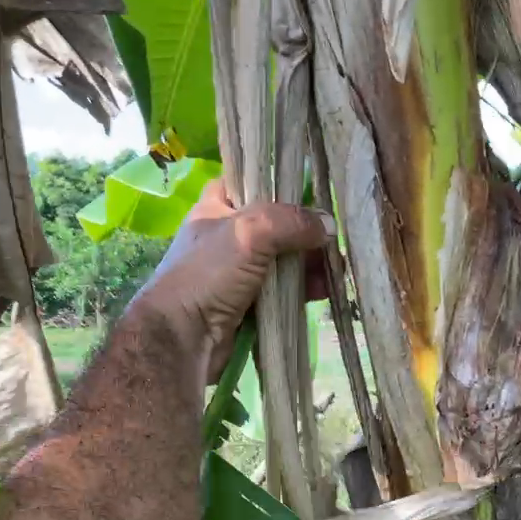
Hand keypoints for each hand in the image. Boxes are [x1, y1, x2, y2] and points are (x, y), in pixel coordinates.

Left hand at [125, 181, 334, 380]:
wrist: (185, 337)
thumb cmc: (209, 274)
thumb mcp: (249, 233)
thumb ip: (290, 222)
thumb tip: (329, 225)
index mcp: (218, 206)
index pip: (253, 182)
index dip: (283, 187)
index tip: (314, 198)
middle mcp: (229, 234)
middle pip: (278, 224)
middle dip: (308, 234)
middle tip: (333, 244)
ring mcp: (240, 270)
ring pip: (285, 259)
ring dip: (311, 264)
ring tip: (336, 272)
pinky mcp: (251, 301)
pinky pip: (284, 289)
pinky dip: (304, 288)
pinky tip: (324, 290)